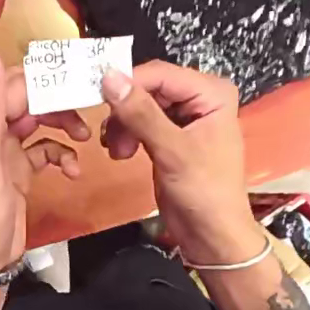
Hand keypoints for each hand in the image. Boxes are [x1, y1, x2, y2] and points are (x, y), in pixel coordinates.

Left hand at [0, 50, 87, 276]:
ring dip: (63, 126)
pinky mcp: (19, 172)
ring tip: (84, 140)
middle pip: (28, 99)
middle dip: (58, 103)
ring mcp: (5, 152)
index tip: (79, 83)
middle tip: (87, 112)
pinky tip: (72, 171)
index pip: (12, 86)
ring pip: (39, 123)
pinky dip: (61, 156)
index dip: (44, 81)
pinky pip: (45, 151)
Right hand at [100, 61, 265, 265]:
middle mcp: (201, 99)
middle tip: (108, 136)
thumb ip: (141, 113)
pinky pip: (143, 124)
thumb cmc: (204, 192)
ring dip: (124, 125)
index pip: (161, 74)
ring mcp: (186, 118)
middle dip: (125, 110)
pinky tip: (121, 152)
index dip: (128, 84)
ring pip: (142, 106)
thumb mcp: (172, 150)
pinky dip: (129, 135)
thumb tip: (109, 78)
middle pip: (150, 88)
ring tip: (117, 151)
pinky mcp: (172, 137)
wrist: (212, 234)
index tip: (97, 98)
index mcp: (212, 93)